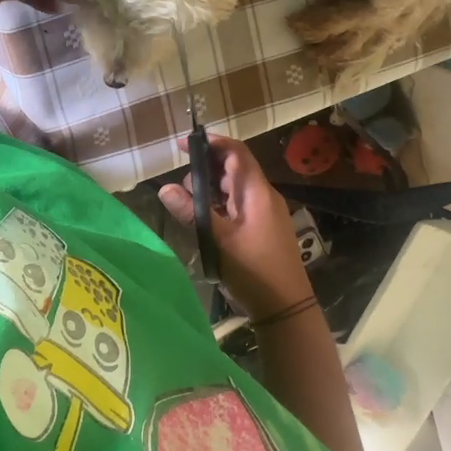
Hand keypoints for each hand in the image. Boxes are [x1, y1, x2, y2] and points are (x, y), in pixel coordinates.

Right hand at [158, 133, 312, 320]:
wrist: (286, 308)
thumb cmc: (253, 270)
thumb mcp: (218, 241)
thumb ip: (192, 212)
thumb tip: (164, 188)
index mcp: (257, 193)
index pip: (236, 153)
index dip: (212, 142)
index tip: (184, 144)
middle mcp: (264, 197)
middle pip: (234, 169)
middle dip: (205, 170)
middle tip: (182, 188)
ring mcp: (266, 213)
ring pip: (234, 188)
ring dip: (211, 189)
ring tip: (189, 206)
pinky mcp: (263, 228)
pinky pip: (238, 204)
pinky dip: (219, 204)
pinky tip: (204, 220)